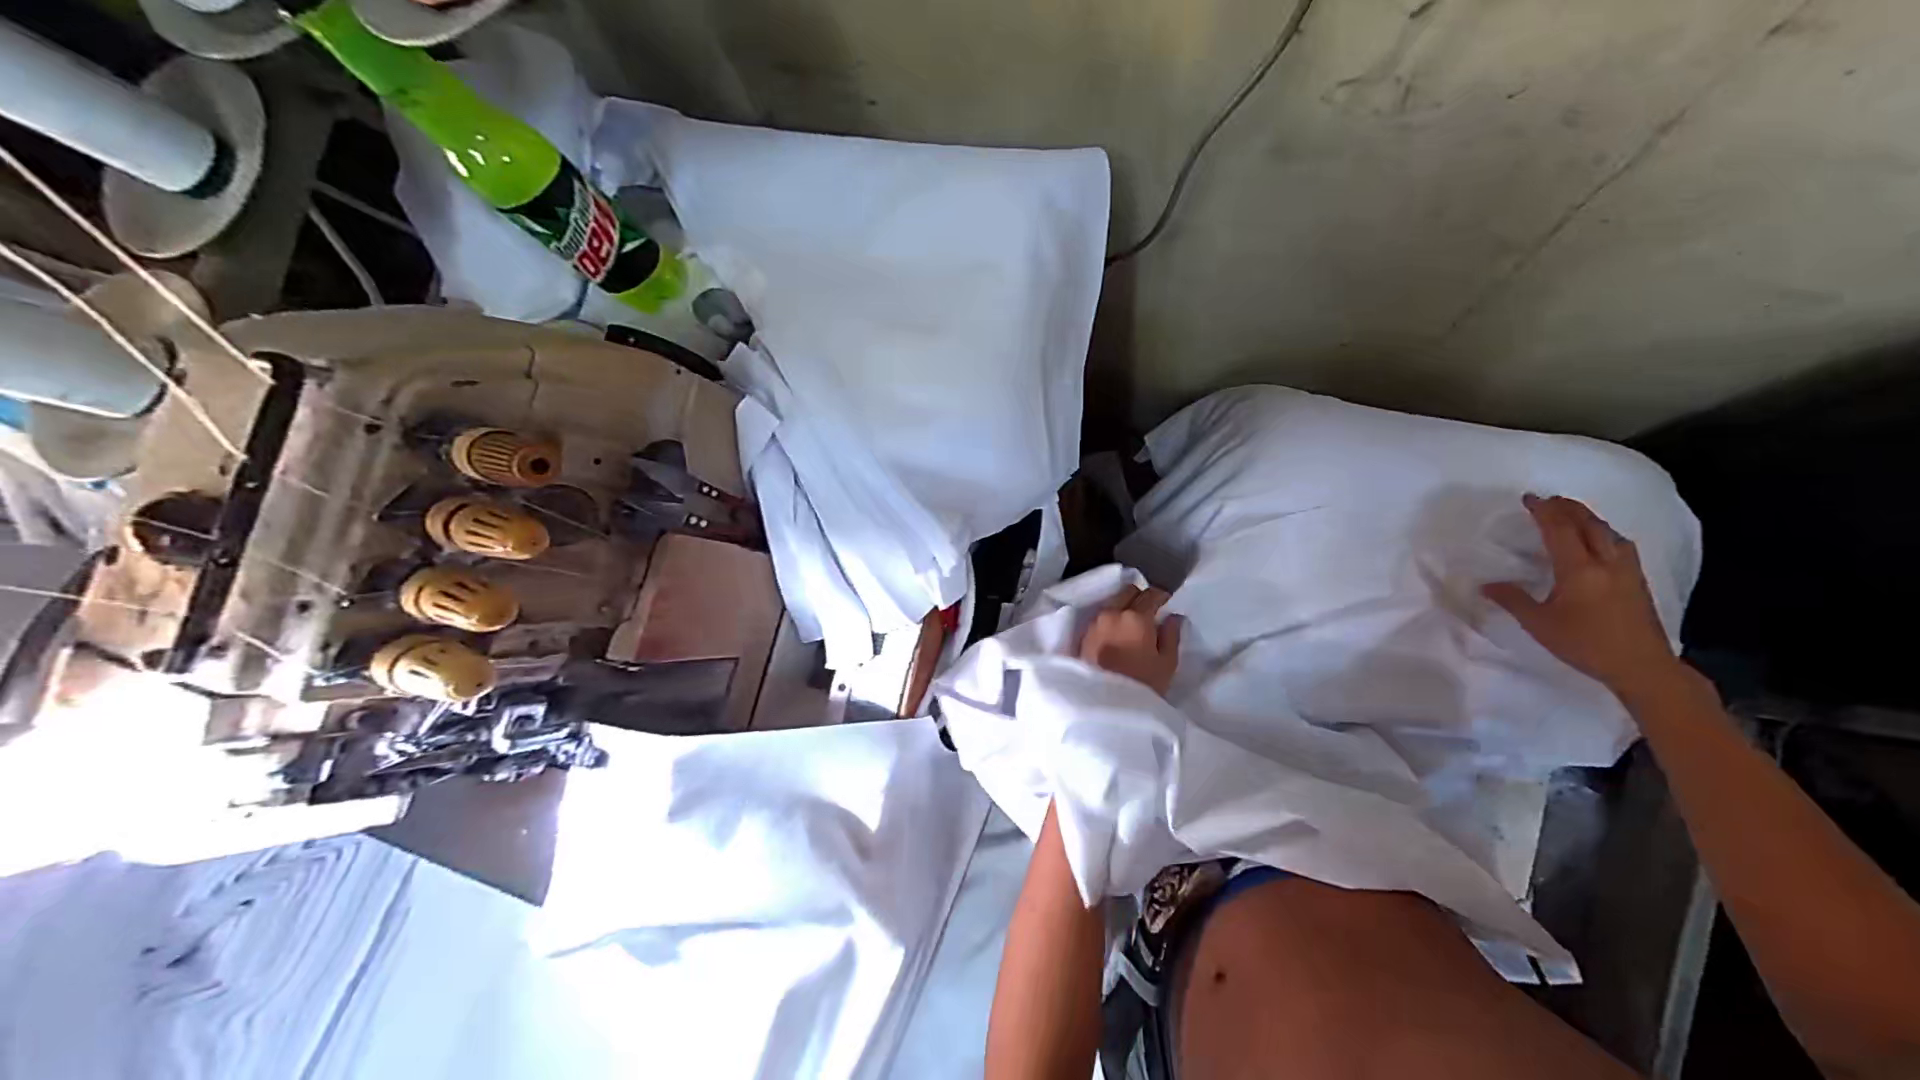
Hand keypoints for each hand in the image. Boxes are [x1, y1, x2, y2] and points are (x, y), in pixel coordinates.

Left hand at [1079, 585, 1182, 697]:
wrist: (1102, 707)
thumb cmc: (1141, 685)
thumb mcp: (1166, 664)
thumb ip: (1171, 636)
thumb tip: (1174, 617)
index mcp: (1135, 617)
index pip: (1150, 594)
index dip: (1161, 597)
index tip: (1167, 603)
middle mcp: (1111, 613)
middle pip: (1127, 592)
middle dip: (1140, 597)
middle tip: (1150, 612)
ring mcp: (1094, 623)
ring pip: (1111, 603)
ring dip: (1123, 606)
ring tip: (1133, 624)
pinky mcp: (1083, 635)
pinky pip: (1101, 617)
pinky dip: (1111, 618)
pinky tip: (1118, 633)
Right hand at [1483, 495, 1681, 699]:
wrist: (1641, 665)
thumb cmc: (1584, 643)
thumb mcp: (1539, 623)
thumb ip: (1512, 600)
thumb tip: (1486, 585)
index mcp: (1579, 569)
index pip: (1559, 529)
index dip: (1544, 511)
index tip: (1529, 499)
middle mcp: (1606, 561)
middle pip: (1588, 523)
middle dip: (1568, 508)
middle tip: (1548, 500)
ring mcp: (1626, 570)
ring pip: (1607, 532)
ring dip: (1587, 518)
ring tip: (1571, 515)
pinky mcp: (1636, 580)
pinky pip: (1619, 544)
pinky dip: (1602, 532)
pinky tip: (1597, 540)